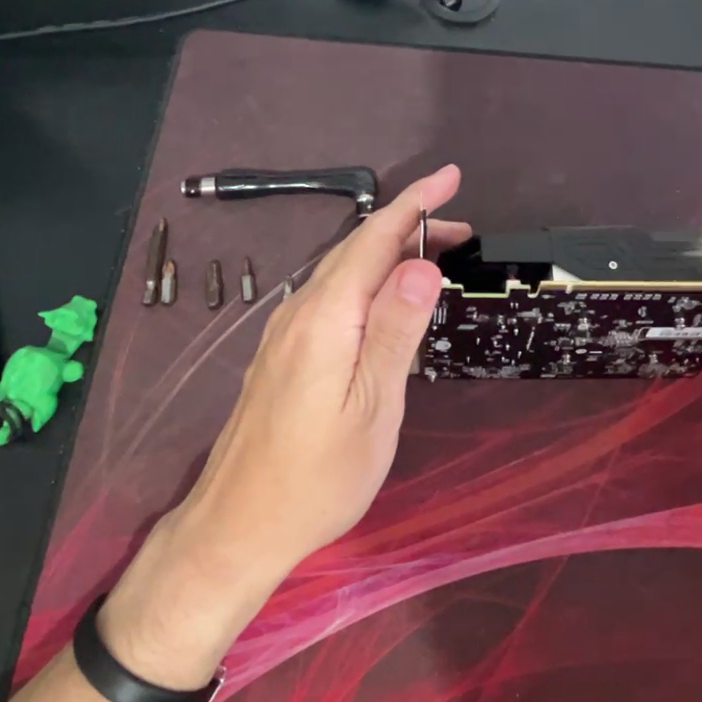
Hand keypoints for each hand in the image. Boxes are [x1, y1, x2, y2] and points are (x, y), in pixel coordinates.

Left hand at [98, 165, 471, 689]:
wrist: (239, 526)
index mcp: (326, 318)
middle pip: (357, 250)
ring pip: (342, 272)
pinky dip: (367, 282)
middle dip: (409, 227)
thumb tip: (421, 265)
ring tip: (434, 258)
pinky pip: (331, 297)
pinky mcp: (282, 355)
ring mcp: (286, 334)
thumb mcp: (372, 407)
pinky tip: (385, 300)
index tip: (451, 176)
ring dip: (389, 255)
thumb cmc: (318, 476)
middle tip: (462, 230)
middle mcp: (300, 313)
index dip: (414, 203)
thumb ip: (395, 332)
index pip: (373, 239)